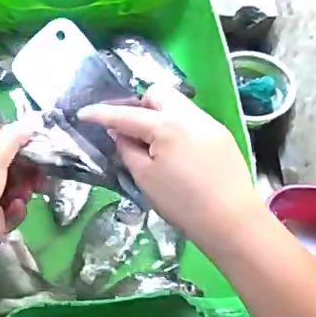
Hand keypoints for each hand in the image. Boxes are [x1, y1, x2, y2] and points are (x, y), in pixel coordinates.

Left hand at [0, 123, 39, 263]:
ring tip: (24, 195)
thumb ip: (11, 138)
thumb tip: (30, 123)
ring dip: (24, 191)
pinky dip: (17, 211)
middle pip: (13, 168)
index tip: (46, 147)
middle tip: (43, 175)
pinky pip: (14, 212)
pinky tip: (15, 211)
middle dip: (29, 171)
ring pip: (17, 190)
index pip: (4, 144)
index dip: (24, 144)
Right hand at [79, 85, 264, 250]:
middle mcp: (189, 115)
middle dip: (138, 105)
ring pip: (177, 104)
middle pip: (157, 94)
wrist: (233, 222)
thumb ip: (127, 148)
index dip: (100, 114)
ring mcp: (209, 123)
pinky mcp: (221, 135)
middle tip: (129, 130)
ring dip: (158, 115)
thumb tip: (119, 132)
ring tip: (152, 143)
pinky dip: (176, 127)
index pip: (125, 115)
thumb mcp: (144, 178)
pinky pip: (191, 119)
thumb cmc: (183, 204)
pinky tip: (175, 152)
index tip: (83, 114)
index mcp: (166, 125)